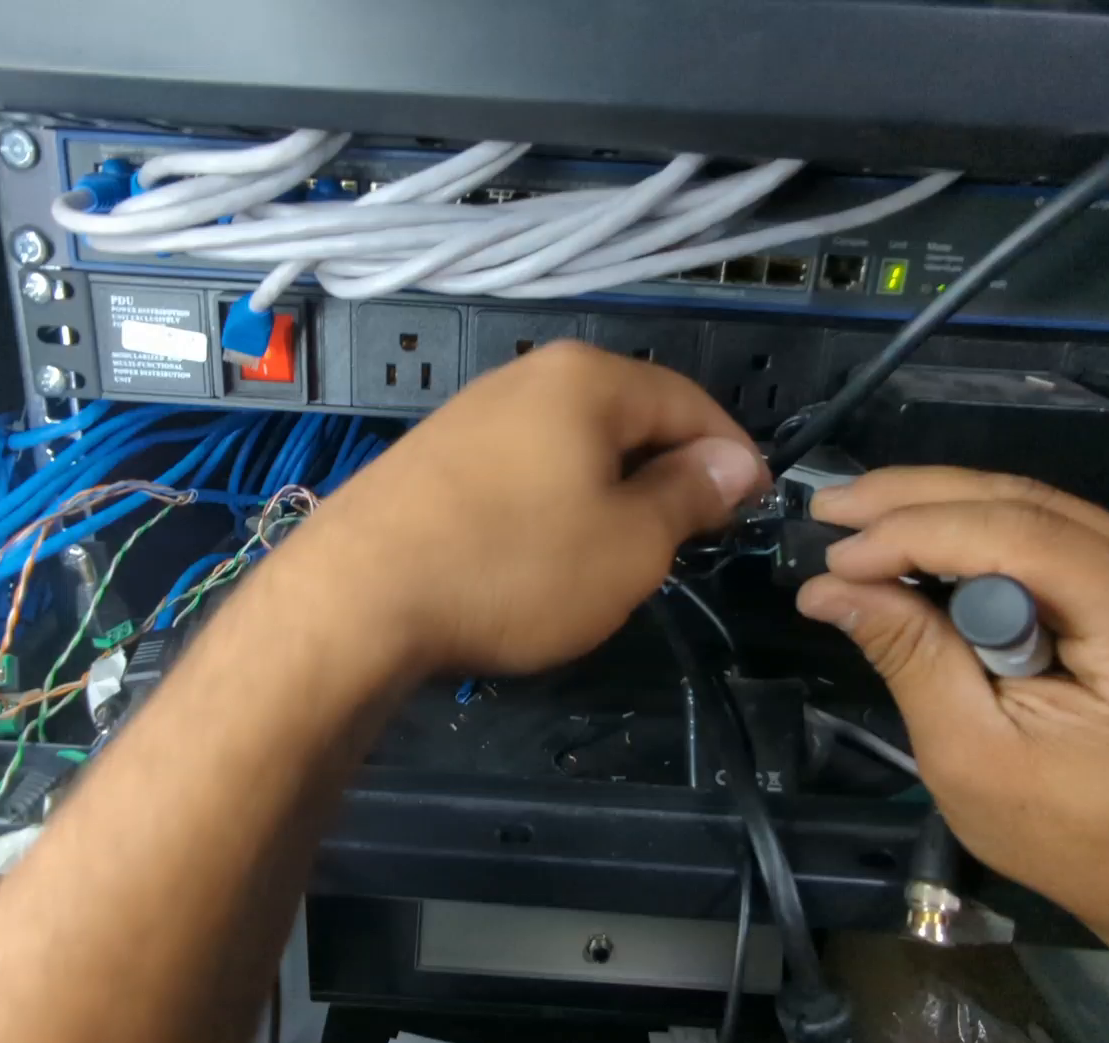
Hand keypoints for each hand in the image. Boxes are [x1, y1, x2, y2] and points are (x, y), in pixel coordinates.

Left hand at [282, 342, 765, 674]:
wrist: (356, 598)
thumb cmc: (513, 567)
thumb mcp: (629, 543)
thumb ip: (689, 495)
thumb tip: (733, 463)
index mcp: (585, 379)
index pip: (687, 402)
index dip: (731, 454)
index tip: (753, 506)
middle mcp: (524, 378)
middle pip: (625, 419)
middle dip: (666, 474)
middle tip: (686, 537)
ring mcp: (469, 415)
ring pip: (570, 448)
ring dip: (608, 492)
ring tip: (614, 551)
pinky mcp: (432, 458)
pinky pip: (520, 470)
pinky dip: (551, 503)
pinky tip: (539, 550)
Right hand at [795, 467, 1108, 944]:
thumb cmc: (1081, 841)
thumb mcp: (972, 756)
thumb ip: (908, 655)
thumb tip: (827, 588)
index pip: (1023, 538)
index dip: (916, 533)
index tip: (836, 559)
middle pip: (1029, 506)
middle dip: (914, 500)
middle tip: (828, 507)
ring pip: (1035, 510)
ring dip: (936, 509)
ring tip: (854, 517)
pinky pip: (1048, 537)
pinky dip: (970, 535)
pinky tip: (912, 541)